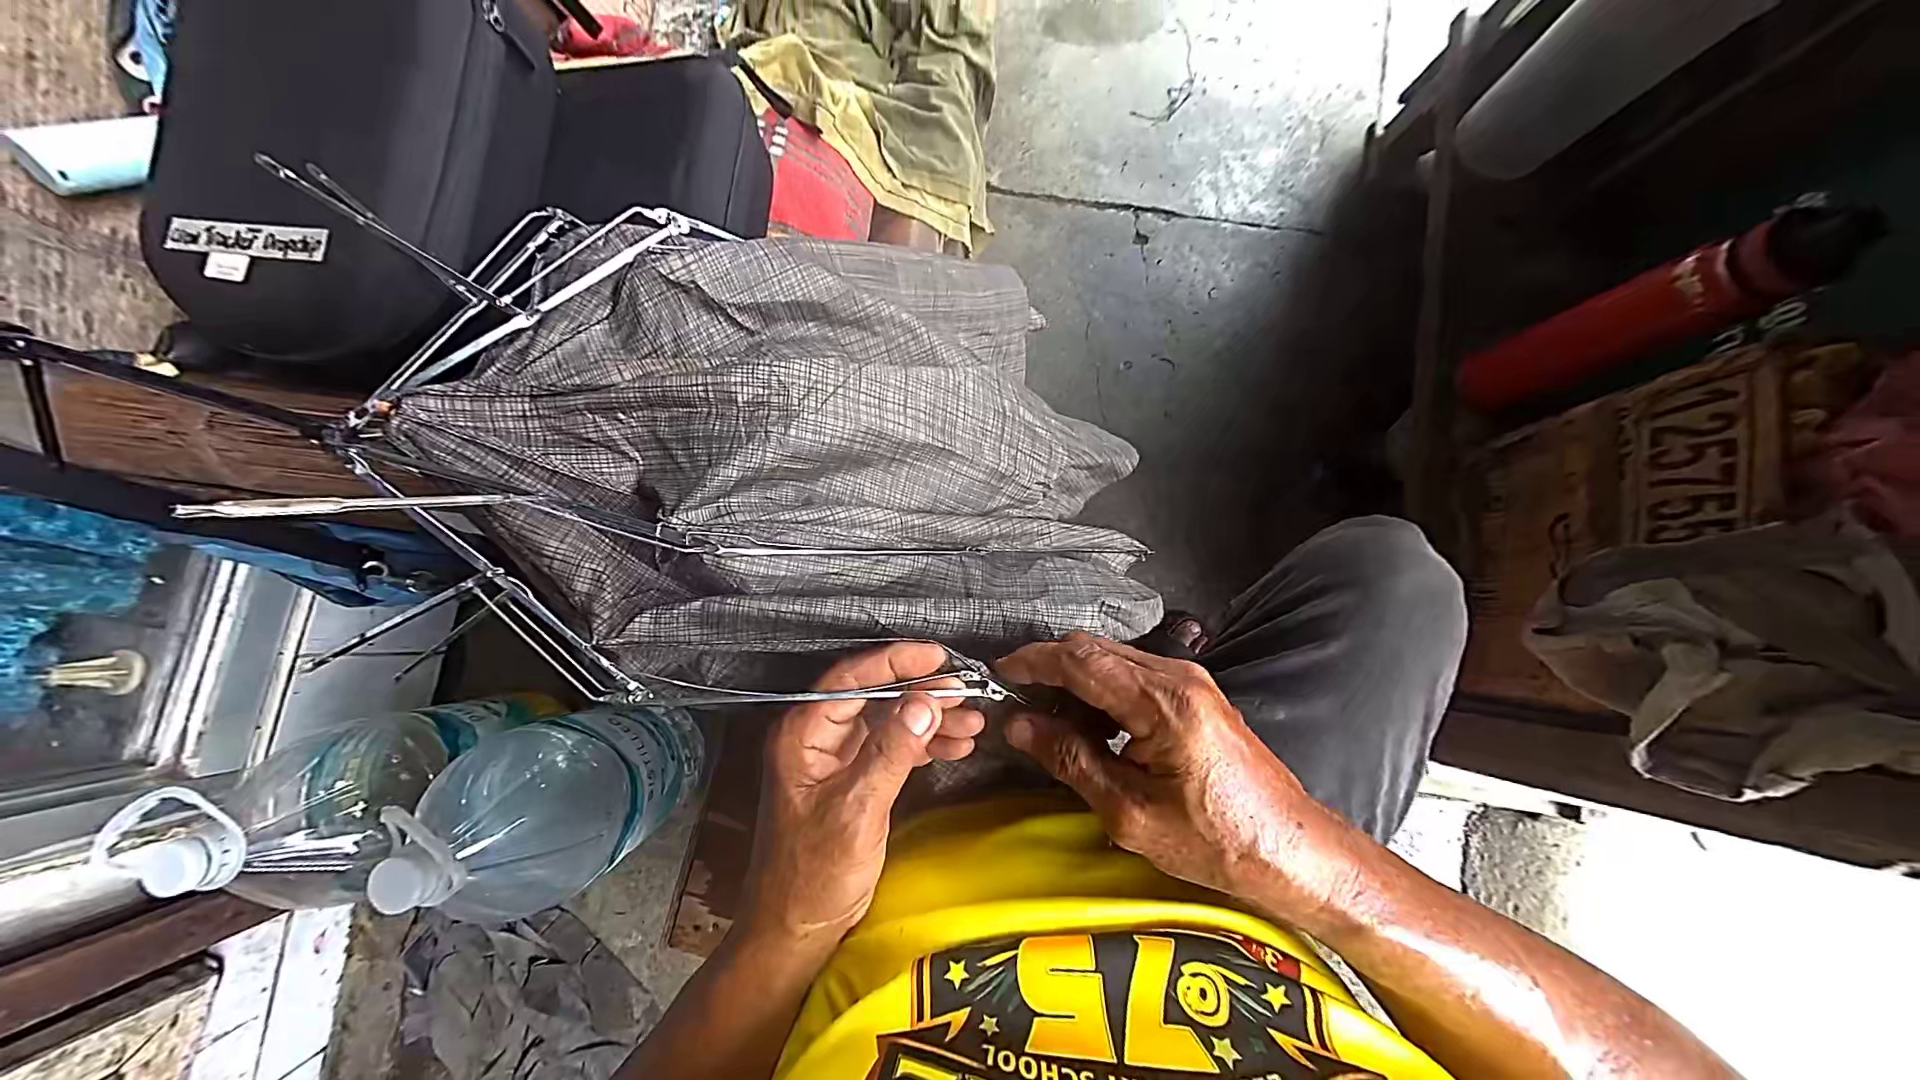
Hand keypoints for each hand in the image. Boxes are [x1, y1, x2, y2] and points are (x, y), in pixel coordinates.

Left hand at [743, 642, 986, 945]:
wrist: (796, 929)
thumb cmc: (813, 875)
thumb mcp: (857, 809)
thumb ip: (891, 751)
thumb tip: (925, 703)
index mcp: (804, 733)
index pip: (853, 679)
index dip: (896, 661)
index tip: (937, 656)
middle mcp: (818, 736)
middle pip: (876, 696)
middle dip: (922, 693)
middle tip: (964, 692)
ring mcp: (837, 757)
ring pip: (890, 720)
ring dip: (930, 719)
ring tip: (971, 720)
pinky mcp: (854, 777)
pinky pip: (893, 746)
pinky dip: (924, 744)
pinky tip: (954, 744)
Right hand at [997, 633, 1348, 917]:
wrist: (1291, 849)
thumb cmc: (1219, 841)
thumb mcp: (1130, 812)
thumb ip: (1070, 760)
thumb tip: (1022, 727)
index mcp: (1163, 702)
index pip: (1080, 660)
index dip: (1032, 662)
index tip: (1001, 673)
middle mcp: (1178, 677)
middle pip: (1093, 649)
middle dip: (1048, 666)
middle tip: (1017, 698)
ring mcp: (1190, 680)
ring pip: (1111, 657)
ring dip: (1072, 678)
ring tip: (1047, 717)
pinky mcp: (1195, 693)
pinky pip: (1132, 673)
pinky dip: (1099, 688)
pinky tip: (1087, 722)